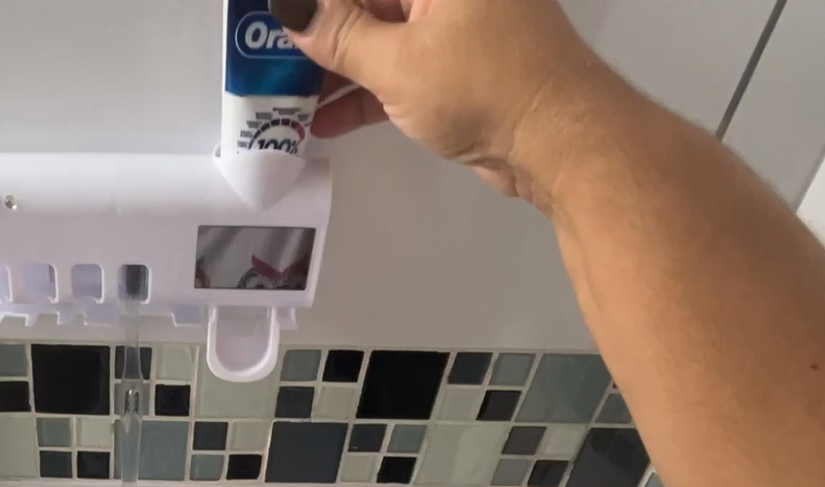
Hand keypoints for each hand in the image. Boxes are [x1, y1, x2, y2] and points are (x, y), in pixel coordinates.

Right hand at [271, 0, 604, 200]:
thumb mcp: (398, 64)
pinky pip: (394, 66)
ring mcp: (451, 21)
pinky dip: (362, 91)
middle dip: (320, 28)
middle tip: (272, 56)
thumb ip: (340, 37)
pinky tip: (324, 120)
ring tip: (289, 94)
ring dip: (334, 66)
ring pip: (377, 33)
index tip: (280, 15)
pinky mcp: (451, 61)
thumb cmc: (487, 85)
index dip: (318, 1)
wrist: (552, 136)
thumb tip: (293, 10)